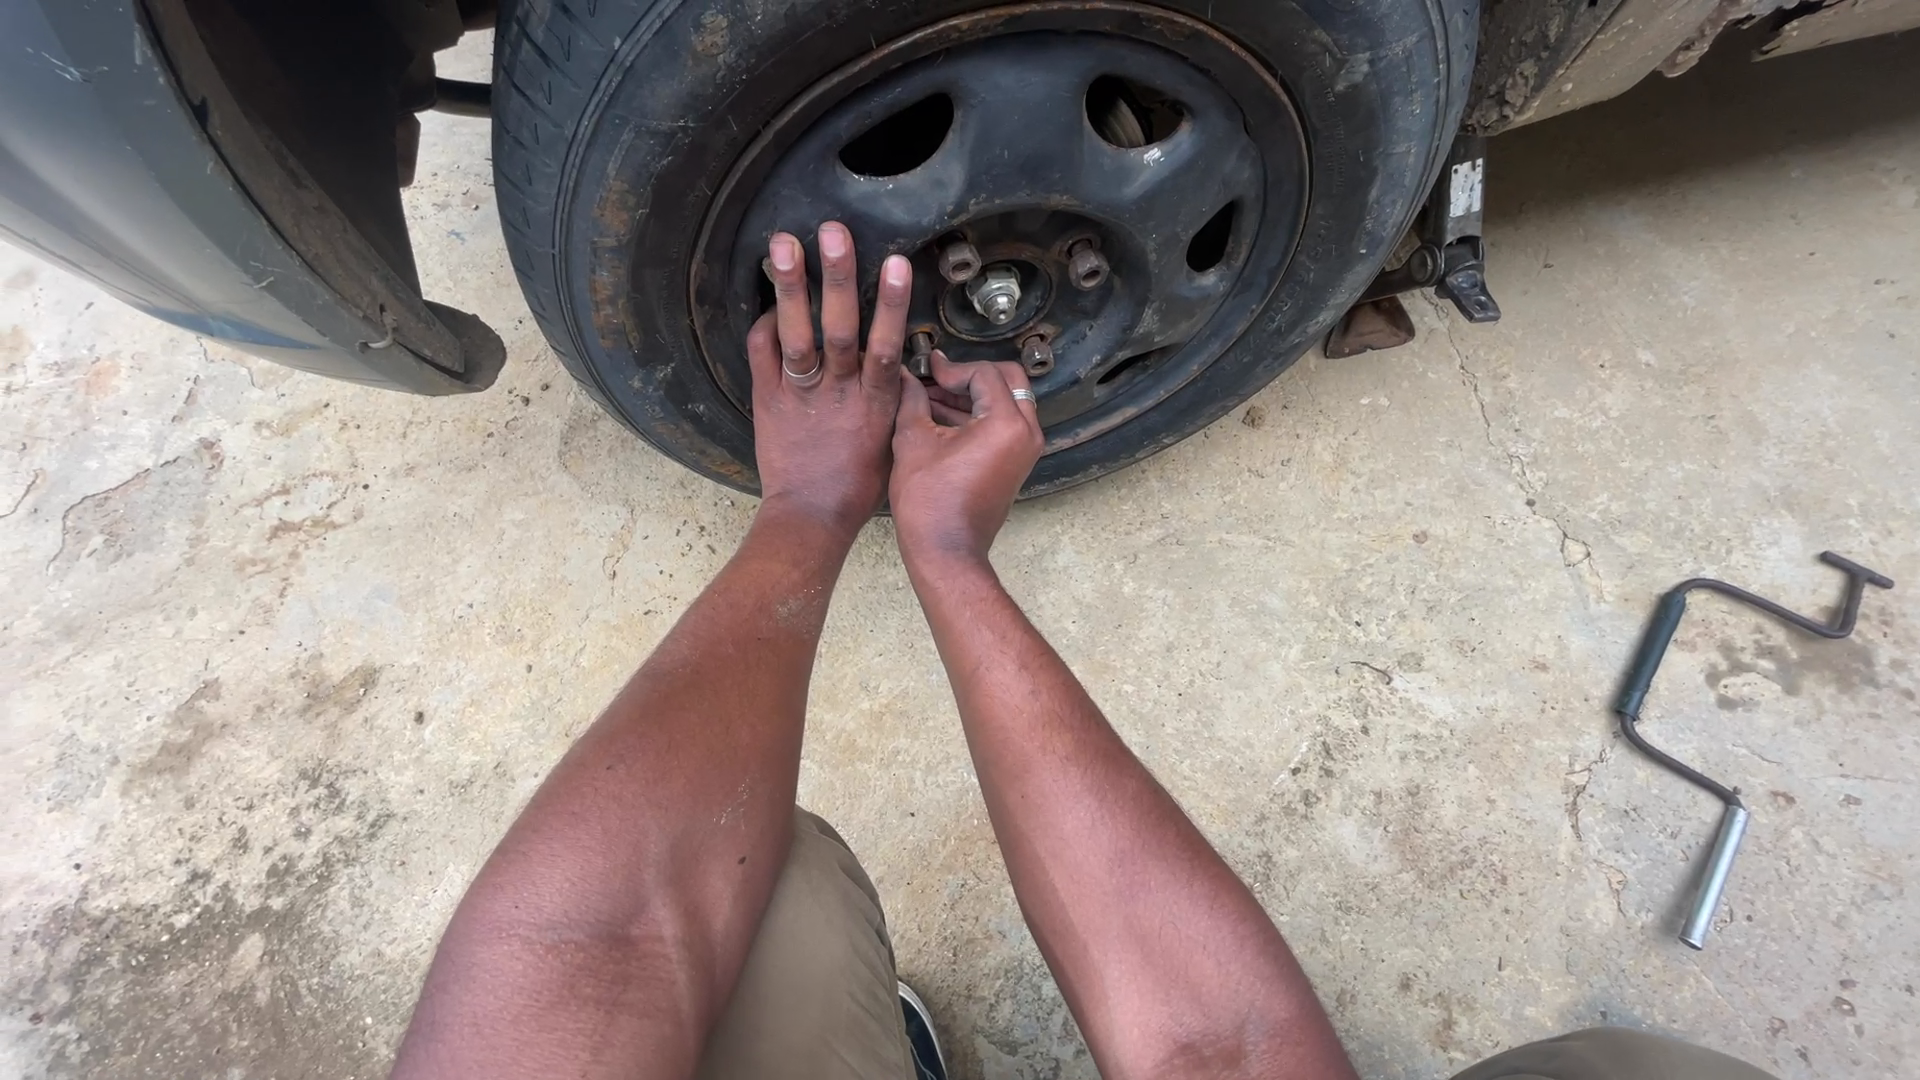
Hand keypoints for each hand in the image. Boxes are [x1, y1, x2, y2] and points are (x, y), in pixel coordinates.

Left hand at [749, 222, 911, 535]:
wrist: (813, 516)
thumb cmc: (859, 485)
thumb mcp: (891, 441)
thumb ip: (892, 400)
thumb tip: (893, 365)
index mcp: (874, 405)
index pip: (885, 347)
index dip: (890, 305)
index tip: (895, 263)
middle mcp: (838, 394)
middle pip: (840, 331)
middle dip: (838, 280)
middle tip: (833, 233)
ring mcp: (801, 396)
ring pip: (798, 337)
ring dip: (791, 290)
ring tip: (784, 245)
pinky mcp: (769, 402)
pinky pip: (762, 357)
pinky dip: (764, 326)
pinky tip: (768, 299)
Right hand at [890, 350, 1044, 570]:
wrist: (946, 550)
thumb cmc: (931, 504)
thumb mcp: (913, 440)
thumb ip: (912, 399)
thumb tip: (907, 378)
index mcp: (1006, 424)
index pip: (984, 374)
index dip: (951, 368)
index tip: (928, 370)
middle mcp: (1026, 433)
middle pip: (1008, 380)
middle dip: (970, 374)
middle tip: (938, 377)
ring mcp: (1024, 450)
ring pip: (1007, 401)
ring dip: (972, 394)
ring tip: (932, 395)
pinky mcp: (1016, 463)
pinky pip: (1004, 424)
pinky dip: (978, 415)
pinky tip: (942, 416)